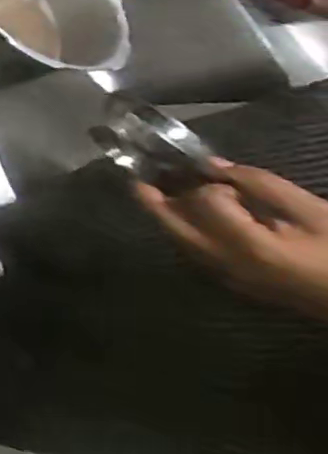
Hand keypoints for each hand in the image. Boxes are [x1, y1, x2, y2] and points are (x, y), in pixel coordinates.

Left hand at [137, 161, 327, 320]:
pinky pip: (195, 254)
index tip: (230, 180)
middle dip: (151, 197)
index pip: (207, 202)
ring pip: (178, 239)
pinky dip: (185, 233)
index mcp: (249, 245)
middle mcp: (227, 263)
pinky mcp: (240, 288)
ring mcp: (230, 279)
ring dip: (166, 215)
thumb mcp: (318, 214)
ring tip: (162, 191)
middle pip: (169, 223)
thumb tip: (213, 165)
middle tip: (143, 175)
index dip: (214, 185)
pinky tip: (191, 219)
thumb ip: (264, 185)